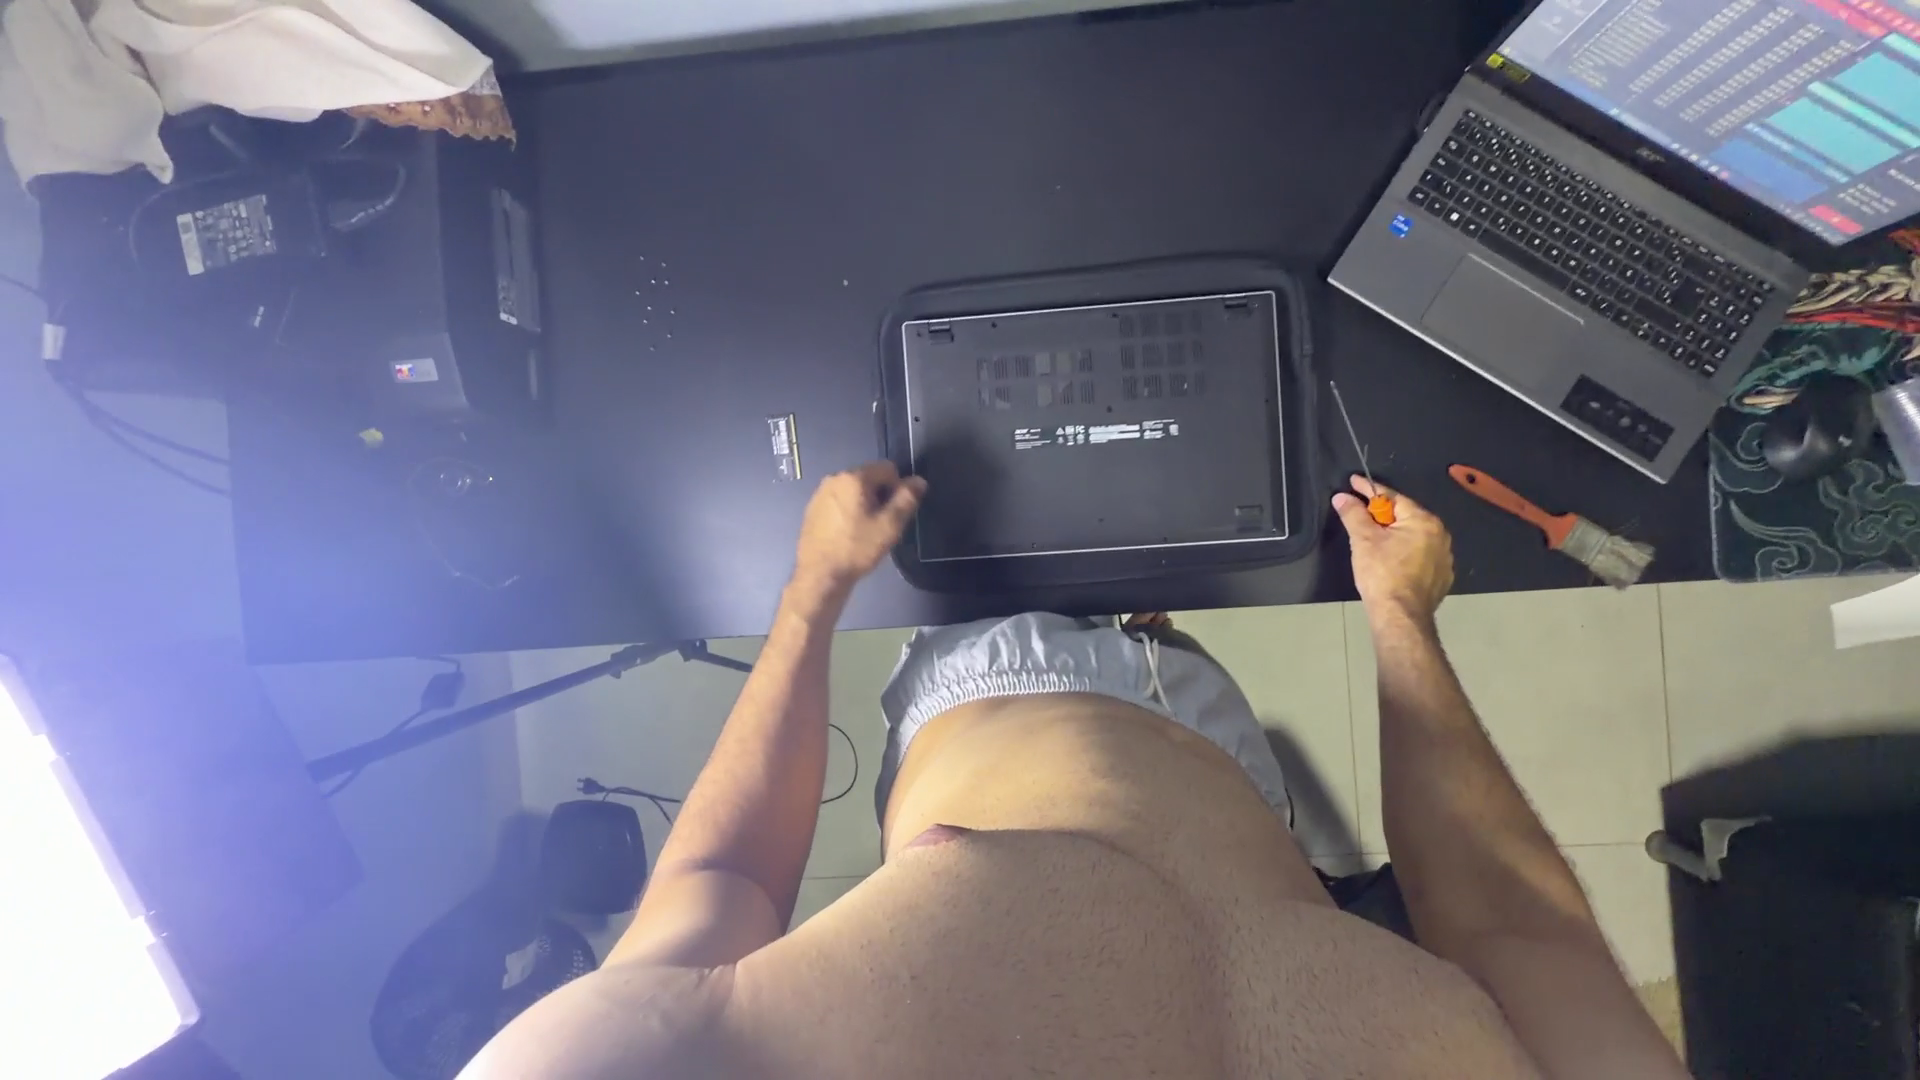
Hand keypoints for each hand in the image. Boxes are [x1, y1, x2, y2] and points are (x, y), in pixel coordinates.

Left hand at [792, 462, 927, 595]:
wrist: (819, 574)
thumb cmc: (856, 548)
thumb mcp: (889, 526)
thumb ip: (907, 499)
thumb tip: (919, 480)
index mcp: (853, 477)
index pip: (888, 468)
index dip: (897, 488)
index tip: (894, 512)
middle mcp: (834, 478)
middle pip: (869, 478)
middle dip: (880, 496)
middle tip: (881, 524)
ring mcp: (820, 493)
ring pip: (853, 490)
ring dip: (864, 504)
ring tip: (864, 531)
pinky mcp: (813, 508)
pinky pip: (839, 501)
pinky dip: (848, 511)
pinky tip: (847, 534)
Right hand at [1332, 474, 1453, 626]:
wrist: (1401, 615)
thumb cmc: (1382, 573)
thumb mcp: (1363, 540)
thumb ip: (1353, 514)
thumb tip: (1342, 496)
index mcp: (1423, 521)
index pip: (1392, 497)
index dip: (1369, 490)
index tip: (1353, 483)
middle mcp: (1440, 534)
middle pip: (1405, 516)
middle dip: (1383, 514)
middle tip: (1360, 515)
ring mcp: (1444, 557)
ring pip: (1414, 536)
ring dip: (1395, 533)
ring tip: (1375, 540)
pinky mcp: (1442, 576)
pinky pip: (1421, 555)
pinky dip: (1406, 552)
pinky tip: (1392, 561)